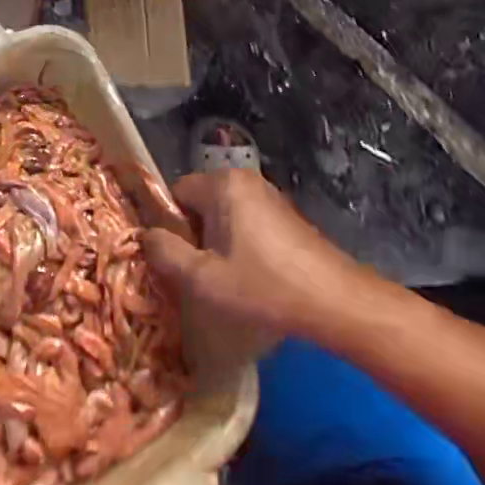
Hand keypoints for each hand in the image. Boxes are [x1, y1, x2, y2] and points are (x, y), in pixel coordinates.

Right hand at [144, 169, 373, 338]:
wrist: (338, 304)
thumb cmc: (264, 287)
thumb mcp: (203, 279)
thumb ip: (165, 253)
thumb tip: (147, 236)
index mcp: (222, 185)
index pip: (176, 193)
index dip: (171, 225)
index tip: (178, 257)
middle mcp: (245, 180)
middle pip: (200, 202)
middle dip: (196, 234)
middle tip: (201, 272)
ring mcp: (271, 197)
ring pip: (224, 214)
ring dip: (219, 241)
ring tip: (227, 278)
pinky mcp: (288, 217)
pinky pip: (248, 222)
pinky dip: (242, 244)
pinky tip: (253, 277)